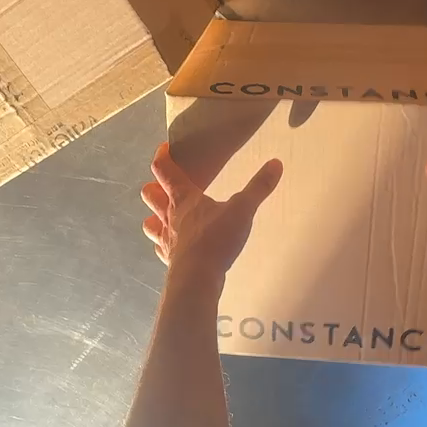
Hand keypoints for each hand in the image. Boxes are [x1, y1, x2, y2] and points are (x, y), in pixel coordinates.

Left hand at [142, 143, 283, 280]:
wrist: (197, 278)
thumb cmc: (216, 239)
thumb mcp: (242, 210)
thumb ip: (258, 187)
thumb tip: (276, 163)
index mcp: (183, 197)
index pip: (164, 169)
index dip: (162, 156)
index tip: (165, 148)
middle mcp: (169, 215)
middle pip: (150, 195)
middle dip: (154, 187)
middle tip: (165, 184)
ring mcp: (166, 238)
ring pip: (150, 222)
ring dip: (154, 215)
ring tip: (164, 214)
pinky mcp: (169, 258)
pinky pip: (160, 247)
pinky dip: (163, 242)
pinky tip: (172, 243)